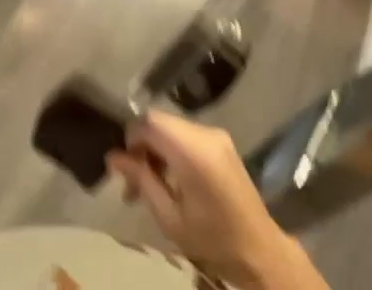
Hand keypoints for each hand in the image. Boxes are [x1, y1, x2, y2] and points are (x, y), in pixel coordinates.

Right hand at [107, 113, 319, 288]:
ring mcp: (217, 136)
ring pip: (171, 129)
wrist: (258, 249)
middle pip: (160, 123)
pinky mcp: (222, 144)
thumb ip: (141, 180)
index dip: (131, 138)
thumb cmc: (212, 239)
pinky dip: (171, 151)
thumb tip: (113, 157)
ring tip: (146, 188)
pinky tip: (168, 181)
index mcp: (193, 151)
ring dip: (155, 151)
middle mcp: (206, 134)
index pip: (150, 121)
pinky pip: (186, 137)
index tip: (123, 169)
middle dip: (141, 148)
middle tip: (131, 185)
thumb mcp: (169, 217)